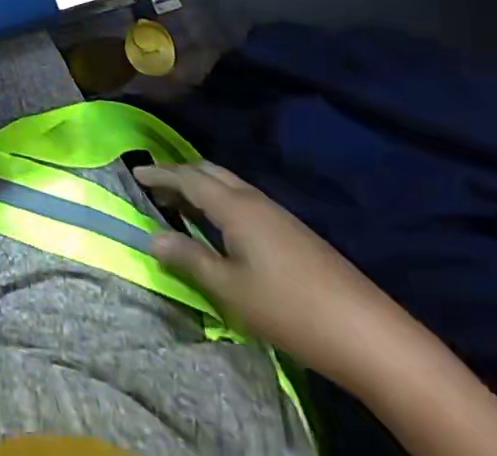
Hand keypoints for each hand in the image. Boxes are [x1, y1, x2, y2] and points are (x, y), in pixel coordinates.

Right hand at [136, 162, 496, 455]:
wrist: (360, 326)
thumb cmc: (286, 307)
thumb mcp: (229, 288)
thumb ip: (190, 259)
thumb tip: (153, 236)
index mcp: (237, 207)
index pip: (190, 179)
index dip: (161, 174)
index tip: (136, 170)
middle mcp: (256, 199)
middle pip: (213, 173)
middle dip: (181, 173)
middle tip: (155, 182)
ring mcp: (277, 212)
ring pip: (231, 184)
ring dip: (203, 184)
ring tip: (181, 198)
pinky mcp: (291, 229)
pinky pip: (245, 198)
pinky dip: (222, 198)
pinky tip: (220, 221)